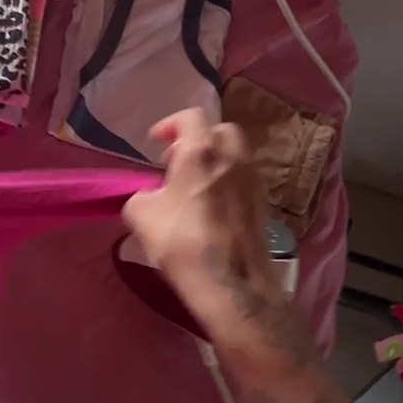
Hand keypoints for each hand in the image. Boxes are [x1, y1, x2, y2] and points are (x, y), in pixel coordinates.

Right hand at [121, 109, 298, 361]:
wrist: (230, 285)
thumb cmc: (180, 242)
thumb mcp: (139, 213)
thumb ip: (142, 193)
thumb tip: (152, 195)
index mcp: (201, 152)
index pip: (191, 117)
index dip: (170, 124)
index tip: (155, 143)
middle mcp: (233, 159)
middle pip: (221, 131)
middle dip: (198, 139)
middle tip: (176, 160)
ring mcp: (254, 183)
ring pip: (236, 156)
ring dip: (214, 161)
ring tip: (191, 186)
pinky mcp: (263, 207)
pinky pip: (243, 180)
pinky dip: (226, 183)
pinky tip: (209, 208)